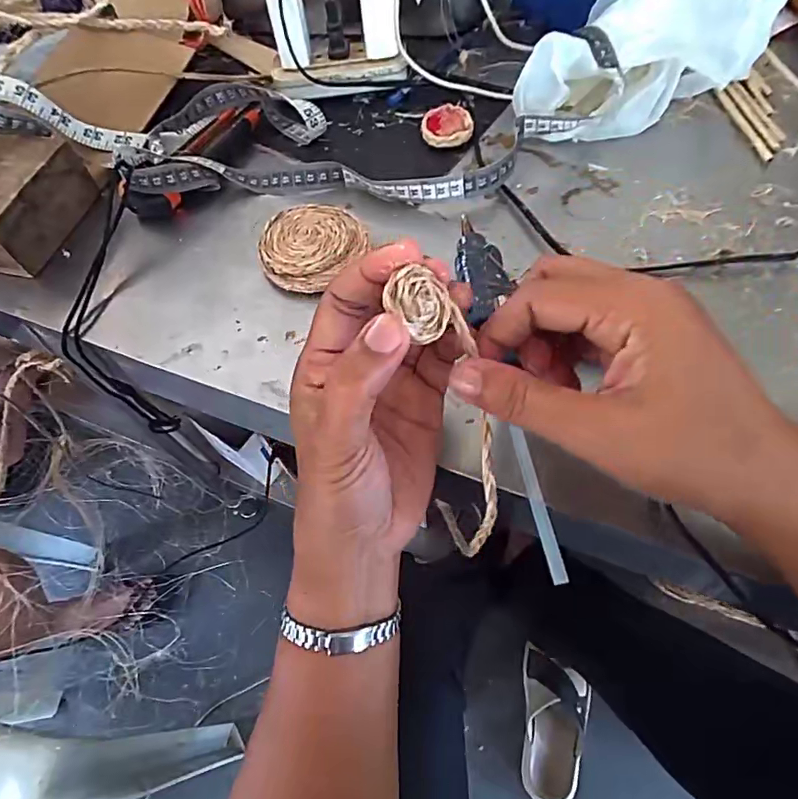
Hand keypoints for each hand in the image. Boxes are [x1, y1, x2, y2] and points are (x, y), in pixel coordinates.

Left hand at [289, 240, 467, 622]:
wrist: (366, 542)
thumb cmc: (336, 492)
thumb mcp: (337, 435)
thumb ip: (358, 379)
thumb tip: (390, 323)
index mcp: (324, 365)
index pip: (345, 303)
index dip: (372, 273)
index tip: (407, 256)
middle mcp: (360, 364)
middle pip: (387, 310)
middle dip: (412, 288)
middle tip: (443, 275)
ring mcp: (395, 382)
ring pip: (419, 333)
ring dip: (439, 313)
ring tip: (463, 298)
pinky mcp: (426, 401)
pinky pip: (443, 363)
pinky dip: (458, 346)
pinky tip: (472, 334)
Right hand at [448, 255, 797, 521]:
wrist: (763, 476)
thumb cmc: (685, 454)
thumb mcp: (594, 432)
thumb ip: (522, 399)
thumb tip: (460, 373)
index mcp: (634, 303)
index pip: (540, 293)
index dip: (502, 330)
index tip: (484, 375)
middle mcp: (644, 290)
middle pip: (556, 280)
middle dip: (524, 324)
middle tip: (522, 376)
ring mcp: (655, 308)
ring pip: (575, 297)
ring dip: (547, 335)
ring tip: (551, 388)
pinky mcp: (658, 329)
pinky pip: (597, 318)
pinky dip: (571, 344)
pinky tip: (573, 386)